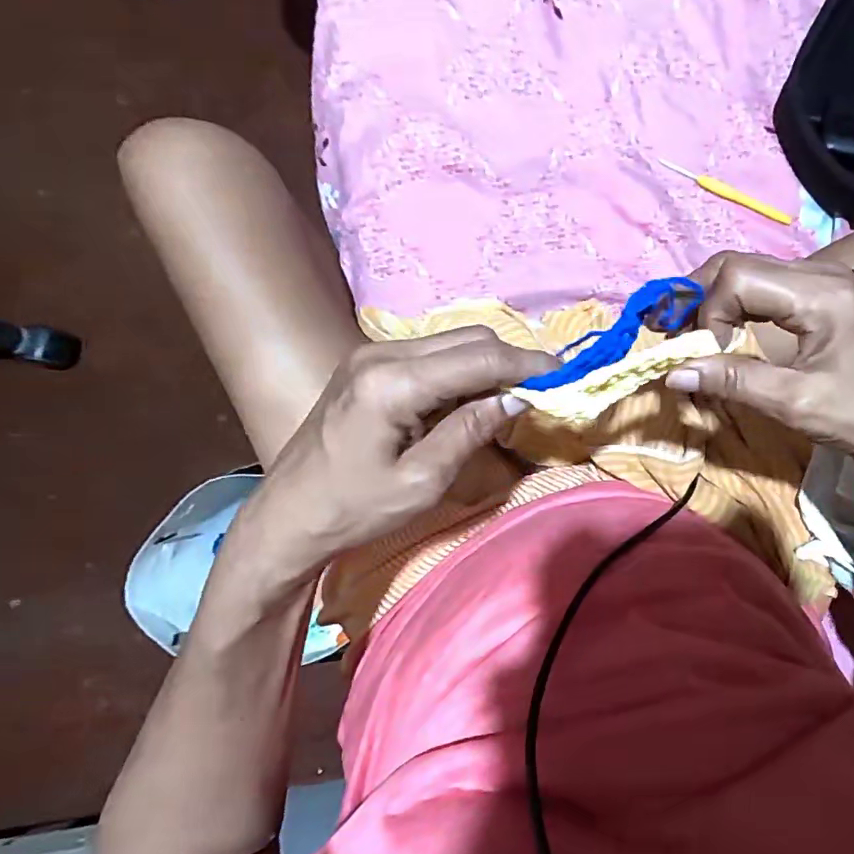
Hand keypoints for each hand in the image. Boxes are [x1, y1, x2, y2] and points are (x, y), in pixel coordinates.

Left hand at [229, 328, 557, 586]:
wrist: (288, 515)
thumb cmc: (355, 508)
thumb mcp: (422, 481)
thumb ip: (471, 431)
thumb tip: (518, 399)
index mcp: (392, 384)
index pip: (479, 358)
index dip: (527, 364)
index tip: (566, 374)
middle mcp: (381, 354)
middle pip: (468, 338)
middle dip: (512, 361)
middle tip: (545, 391)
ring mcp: (371, 354)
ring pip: (452, 342)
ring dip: (489, 364)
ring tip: (516, 397)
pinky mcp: (369, 365)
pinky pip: (432, 355)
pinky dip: (464, 371)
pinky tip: (476, 398)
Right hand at [665, 252, 853, 481]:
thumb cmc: (852, 416)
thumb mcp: (790, 403)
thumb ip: (733, 381)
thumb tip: (673, 371)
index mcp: (821, 294)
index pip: (739, 277)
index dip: (709, 312)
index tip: (706, 356)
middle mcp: (820, 273)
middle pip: (738, 264)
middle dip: (702, 299)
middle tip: (680, 336)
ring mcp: (819, 278)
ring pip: (745, 270)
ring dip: (713, 301)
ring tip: (694, 336)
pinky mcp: (815, 291)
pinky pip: (760, 284)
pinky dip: (733, 304)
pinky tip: (722, 331)